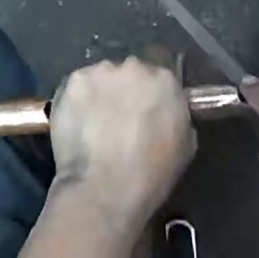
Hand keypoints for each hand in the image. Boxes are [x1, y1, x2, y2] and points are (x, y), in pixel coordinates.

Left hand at [47, 57, 195, 234]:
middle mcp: (135, 66)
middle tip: (119, 119)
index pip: (160, 70)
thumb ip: (178, 116)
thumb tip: (169, 111)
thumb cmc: (149, 176)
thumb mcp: (184, 147)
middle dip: (126, 91)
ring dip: (102, 94)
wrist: (103, 192)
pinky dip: (78, 101)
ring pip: (103, 77)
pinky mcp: (74, 81)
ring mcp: (102, 71)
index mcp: (164, 79)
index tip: (145, 108)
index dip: (151, 90)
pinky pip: (78, 87)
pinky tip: (78, 124)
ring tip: (94, 125)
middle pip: (130, 72)